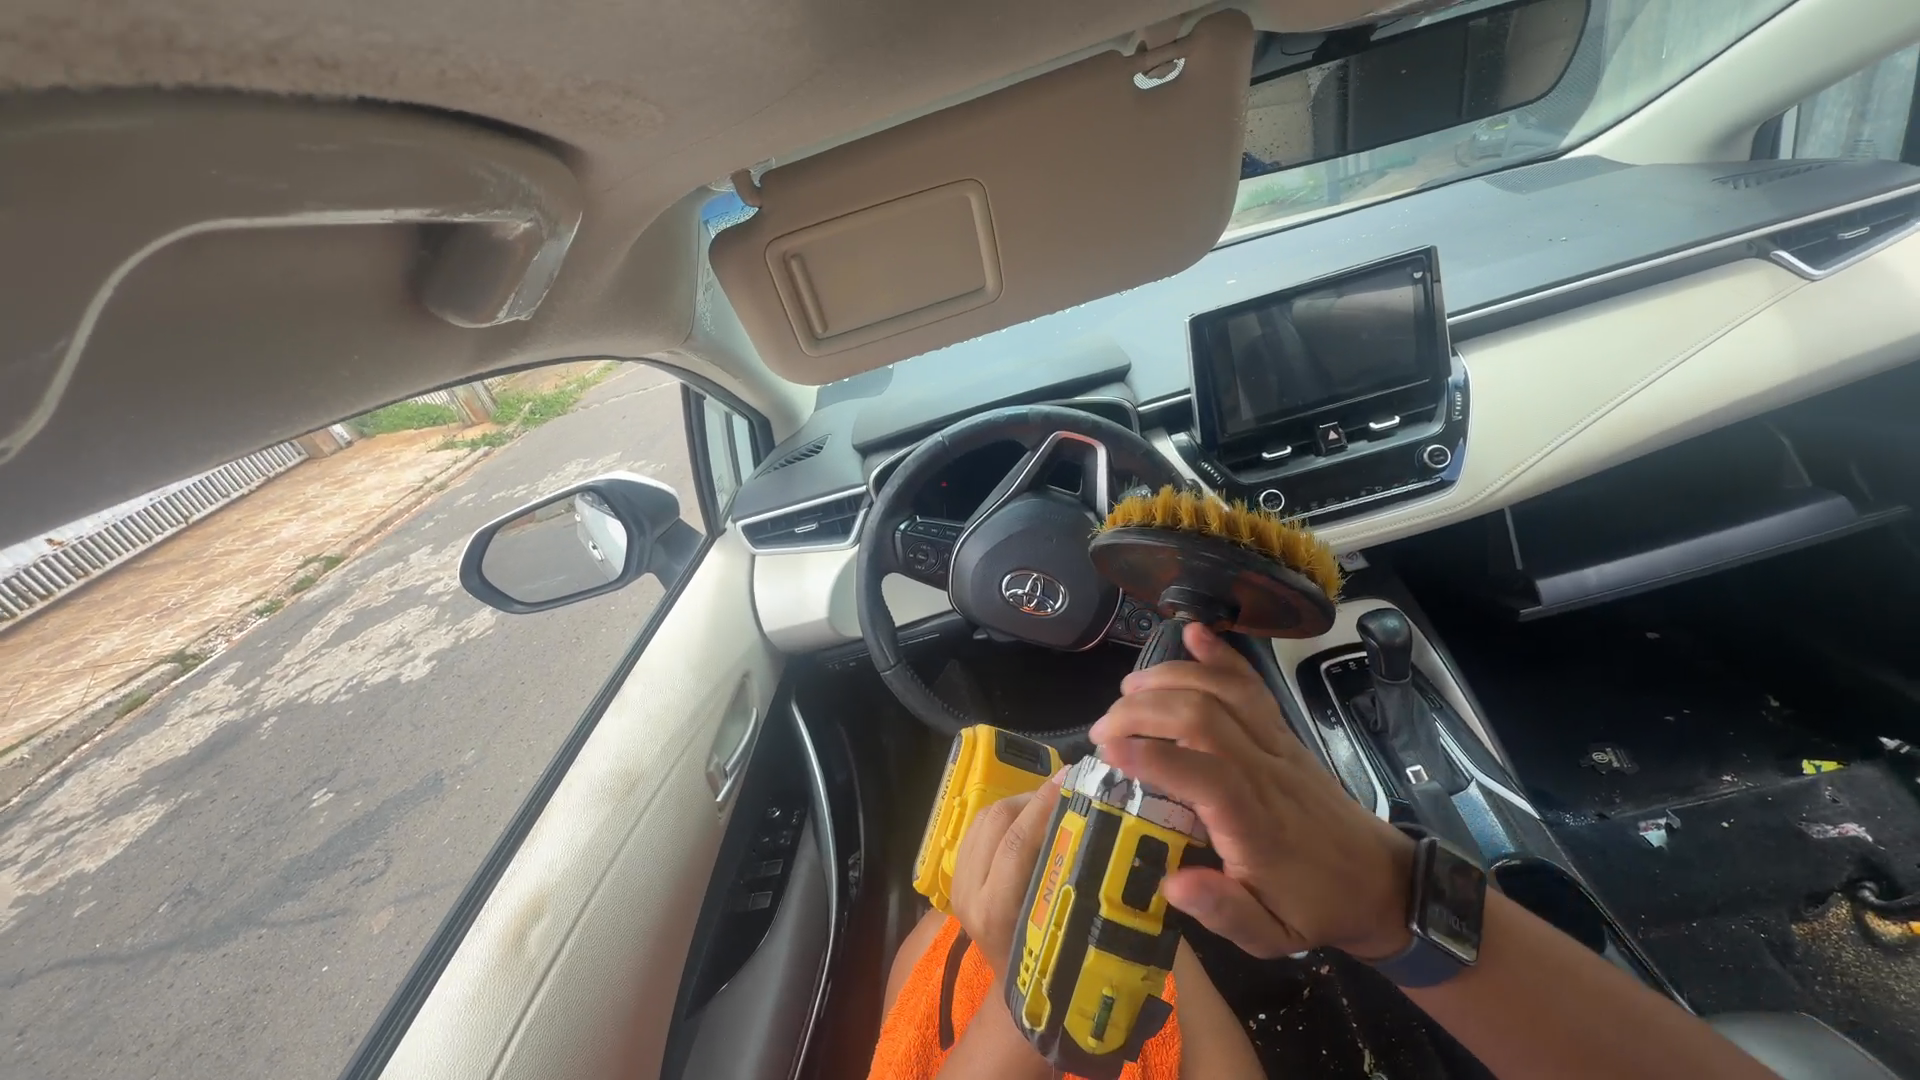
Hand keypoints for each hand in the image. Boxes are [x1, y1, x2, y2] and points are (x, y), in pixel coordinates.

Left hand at [948, 770, 1064, 978]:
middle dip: (1033, 798)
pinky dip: (1004, 813)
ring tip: (1050, 802)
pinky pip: (978, 827)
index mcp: (995, 911)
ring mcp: (958, 883)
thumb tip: (1096, 821)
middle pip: (997, 822)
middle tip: (1066, 789)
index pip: (1015, 843)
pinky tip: (1028, 815)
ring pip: (984, 818)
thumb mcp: (1068, 927)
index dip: (1043, 806)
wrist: (1016, 988)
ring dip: (1018, 802)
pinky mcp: (957, 874)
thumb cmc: (1056, 964)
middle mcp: (969, 894)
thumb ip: (1071, 877)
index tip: (1070, 781)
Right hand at [1090, 622, 1416, 960]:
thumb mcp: (1271, 934)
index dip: (1148, 754)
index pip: (1199, 772)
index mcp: (1254, 820)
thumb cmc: (1314, 906)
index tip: (1104, 750)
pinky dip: (1220, 655)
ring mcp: (1276, 742)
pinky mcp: (1282, 731)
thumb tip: (1172, 881)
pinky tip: (1192, 632)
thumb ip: (1223, 911)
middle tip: (1102, 726)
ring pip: (1223, 690)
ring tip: (1126, 689)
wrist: (1382, 883)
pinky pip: (1252, 685)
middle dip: (1143, 710)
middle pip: (1202, 716)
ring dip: (1170, 677)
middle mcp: (1264, 769)